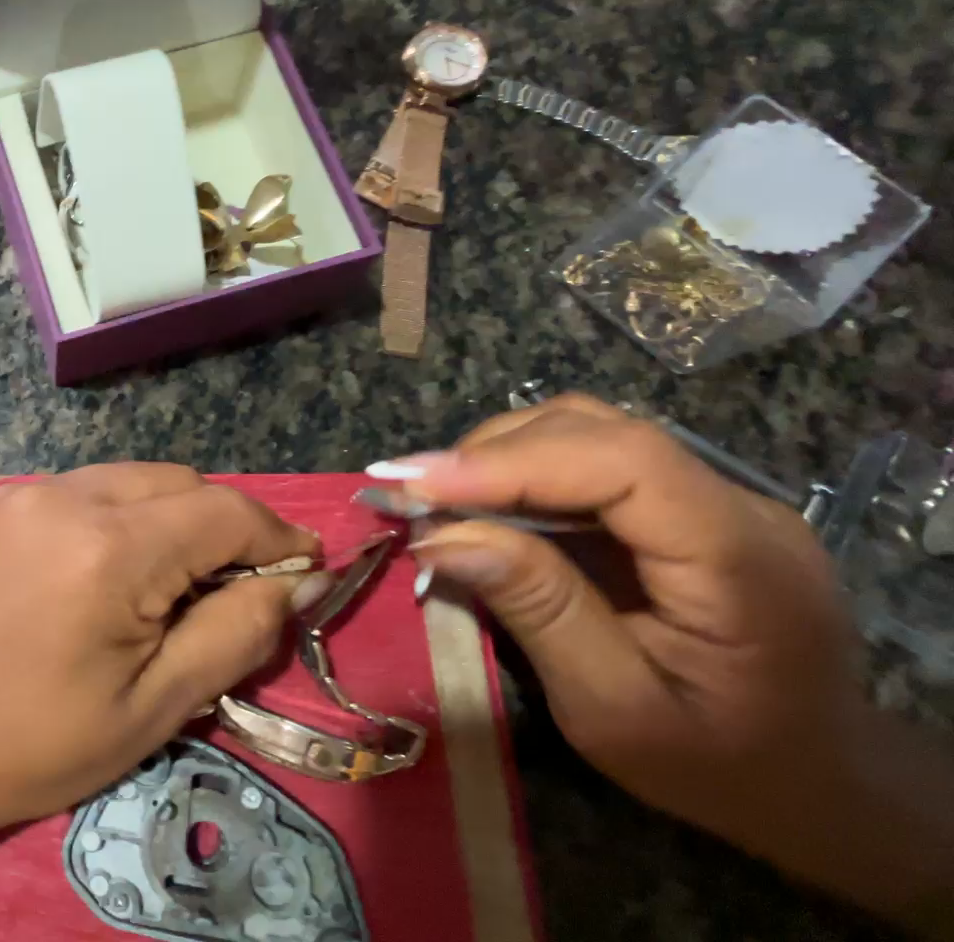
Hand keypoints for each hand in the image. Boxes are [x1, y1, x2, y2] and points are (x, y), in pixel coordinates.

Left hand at [0, 464, 327, 841]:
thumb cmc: (38, 744)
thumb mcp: (157, 705)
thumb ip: (237, 630)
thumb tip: (298, 581)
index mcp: (107, 548)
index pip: (225, 511)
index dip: (278, 538)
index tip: (309, 572)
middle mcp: (65, 496)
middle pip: (182, 482)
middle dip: (227, 527)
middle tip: (244, 590)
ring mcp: (27, 492)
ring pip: (138, 478)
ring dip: (179, 517)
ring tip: (186, 584)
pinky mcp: (5, 503)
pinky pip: (93, 489)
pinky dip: (131, 515)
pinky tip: (127, 570)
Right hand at [380, 395, 856, 846]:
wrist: (808, 779)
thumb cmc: (713, 763)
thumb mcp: (613, 708)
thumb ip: (537, 610)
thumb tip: (439, 535)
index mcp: (742, 562)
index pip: (624, 464)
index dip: (510, 462)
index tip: (414, 485)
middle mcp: (736, 505)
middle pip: (596, 433)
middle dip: (486, 456)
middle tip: (402, 496)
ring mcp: (711, 496)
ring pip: (585, 431)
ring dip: (496, 455)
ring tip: (433, 499)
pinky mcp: (679, 504)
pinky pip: (586, 458)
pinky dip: (516, 470)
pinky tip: (479, 505)